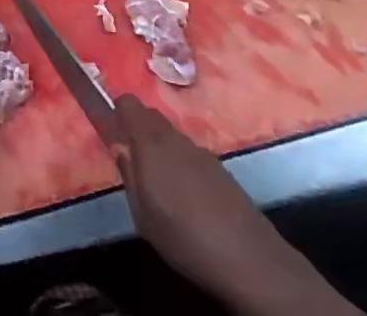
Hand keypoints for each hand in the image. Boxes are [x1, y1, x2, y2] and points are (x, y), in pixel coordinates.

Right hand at [111, 94, 360, 315]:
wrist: (252, 262)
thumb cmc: (184, 238)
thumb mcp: (142, 214)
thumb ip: (128, 175)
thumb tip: (120, 149)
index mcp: (151, 144)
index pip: (130, 104)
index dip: (119, 111)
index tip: (113, 130)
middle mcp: (177, 140)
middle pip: (152, 117)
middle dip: (139, 129)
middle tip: (133, 159)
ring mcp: (204, 154)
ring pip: (173, 137)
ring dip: (162, 148)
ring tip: (161, 184)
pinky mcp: (223, 171)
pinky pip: (192, 155)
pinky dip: (183, 164)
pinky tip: (188, 197)